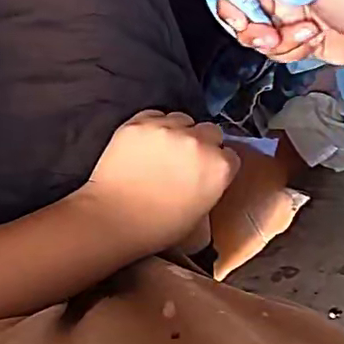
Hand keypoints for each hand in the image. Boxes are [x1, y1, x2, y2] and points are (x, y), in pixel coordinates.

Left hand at [74, 110, 239, 254]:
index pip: (230, 155)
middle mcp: (197, 142)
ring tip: (163, 151)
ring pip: (182, 119)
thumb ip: (211, 186)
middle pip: (210, 131)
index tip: (207, 171)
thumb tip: (207, 176)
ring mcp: (167, 129)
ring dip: (178, 132)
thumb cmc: (157, 227)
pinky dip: (153, 126)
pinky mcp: (139, 123)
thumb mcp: (200, 214)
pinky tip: (146, 145)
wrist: (113, 220)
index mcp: (219, 167)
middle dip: (203, 143)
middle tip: (186, 160)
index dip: (218, 164)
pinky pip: (154, 115)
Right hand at [212, 0, 343, 65]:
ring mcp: (291, 16)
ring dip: (277, 42)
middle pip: (243, 13)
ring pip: (258, 37)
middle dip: (251, 28)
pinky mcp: (299, 39)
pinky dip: (291, 51)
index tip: (241, 12)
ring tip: (304, 34)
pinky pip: (277, 51)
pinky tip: (313, 40)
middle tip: (267, 33)